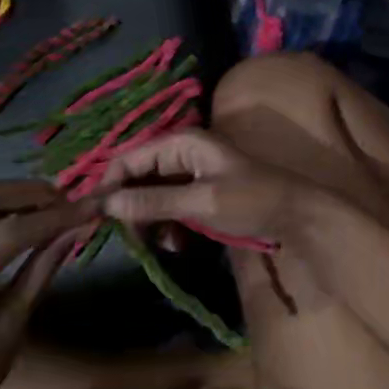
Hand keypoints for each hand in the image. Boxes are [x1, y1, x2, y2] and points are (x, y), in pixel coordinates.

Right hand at [95, 130, 316, 243]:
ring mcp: (190, 174)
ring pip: (150, 195)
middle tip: (128, 239)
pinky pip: (168, 207)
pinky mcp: (197, 194)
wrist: (297, 216)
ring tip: (158, 245)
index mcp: (182, 143)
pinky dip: (167, 226)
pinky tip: (176, 244)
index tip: (91, 217)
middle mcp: (181, 153)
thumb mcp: (202, 202)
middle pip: (137, 177)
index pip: (129, 158)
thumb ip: (154, 202)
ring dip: (149, 221)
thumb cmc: (252, 201)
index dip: (108, 185)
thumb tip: (106, 204)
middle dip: (130, 208)